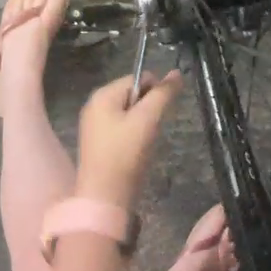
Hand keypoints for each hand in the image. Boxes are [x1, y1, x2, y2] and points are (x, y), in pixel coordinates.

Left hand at [75, 70, 182, 208]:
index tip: (161, 114)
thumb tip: (177, 73)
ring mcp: (93, 126)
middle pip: (132, 96)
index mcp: (102, 95)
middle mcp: (94, 106)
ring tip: (144, 144)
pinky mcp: (97, 145)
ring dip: (143, 126)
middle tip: (151, 131)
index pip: (137, 78)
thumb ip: (163, 94)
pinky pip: (121, 130)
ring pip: (129, 114)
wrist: (104, 198)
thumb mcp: (147, 120)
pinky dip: (133, 138)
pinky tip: (136, 154)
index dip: (155, 92)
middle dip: (148, 110)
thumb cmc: (125, 154)